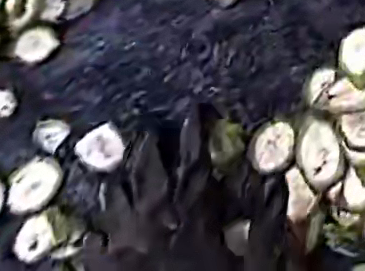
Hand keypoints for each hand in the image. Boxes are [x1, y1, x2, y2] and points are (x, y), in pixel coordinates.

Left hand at [83, 108, 305, 270]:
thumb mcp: (258, 268)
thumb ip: (267, 226)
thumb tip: (276, 179)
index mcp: (194, 224)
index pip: (195, 167)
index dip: (194, 135)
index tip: (193, 110)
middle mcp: (157, 233)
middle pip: (148, 182)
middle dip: (146, 153)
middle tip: (145, 132)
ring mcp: (129, 259)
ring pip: (116, 212)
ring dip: (115, 190)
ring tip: (112, 175)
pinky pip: (93, 258)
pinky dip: (92, 245)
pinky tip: (88, 242)